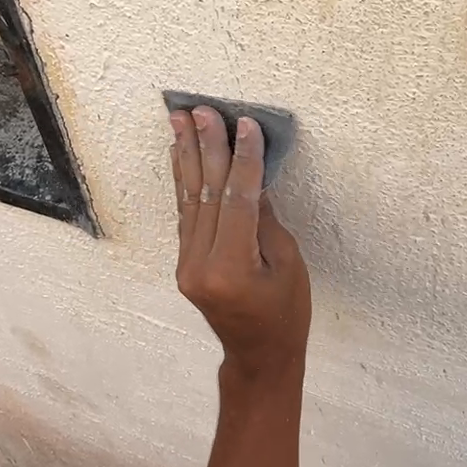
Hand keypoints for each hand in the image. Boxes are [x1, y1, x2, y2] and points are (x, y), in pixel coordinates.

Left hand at [171, 106, 311, 381]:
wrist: (259, 356)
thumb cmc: (285, 313)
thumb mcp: (287, 263)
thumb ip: (264, 218)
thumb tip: (249, 173)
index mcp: (231, 267)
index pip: (236, 199)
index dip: (243, 159)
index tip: (245, 123)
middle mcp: (200, 263)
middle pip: (206, 193)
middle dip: (206, 147)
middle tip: (200, 110)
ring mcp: (186, 262)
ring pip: (188, 197)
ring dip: (186, 154)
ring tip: (178, 120)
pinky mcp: (184, 260)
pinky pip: (184, 212)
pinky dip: (184, 179)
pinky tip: (181, 153)